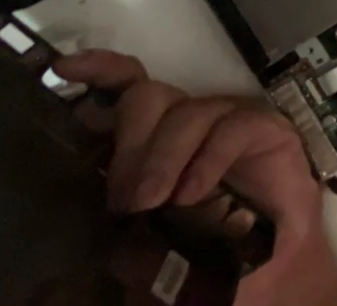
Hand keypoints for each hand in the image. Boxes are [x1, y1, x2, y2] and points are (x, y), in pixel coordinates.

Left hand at [56, 49, 336, 305]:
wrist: (269, 266)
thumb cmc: (202, 254)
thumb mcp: (144, 246)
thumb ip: (118, 230)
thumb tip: (87, 220)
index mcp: (152, 143)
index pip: (126, 91)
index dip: (101, 72)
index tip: (66, 70)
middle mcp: (187, 124)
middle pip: (149, 97)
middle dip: (131, 141)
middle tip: (128, 198)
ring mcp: (228, 123)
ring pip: (188, 112)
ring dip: (165, 157)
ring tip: (156, 202)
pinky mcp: (266, 130)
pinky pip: (232, 128)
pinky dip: (208, 158)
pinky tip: (195, 191)